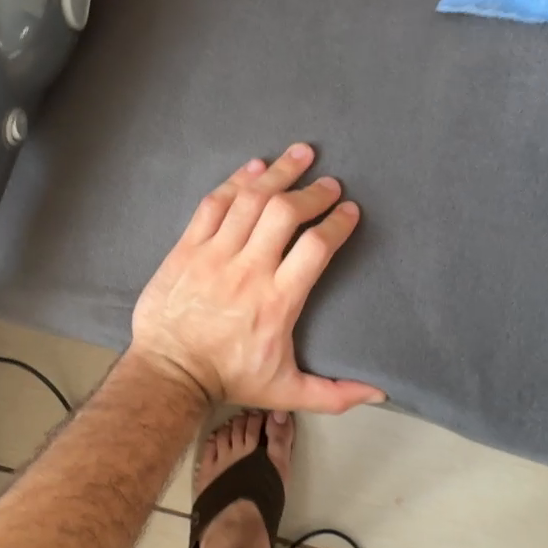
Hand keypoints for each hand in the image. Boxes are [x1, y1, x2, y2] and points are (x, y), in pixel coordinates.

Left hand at [129, 143, 385, 413]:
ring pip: (250, 200)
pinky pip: (213, 205)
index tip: (350, 210)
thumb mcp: (286, 392)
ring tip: (301, 154)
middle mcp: (248, 270)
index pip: (316, 248)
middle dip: (312, 192)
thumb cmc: (229, 379)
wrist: (168, 374)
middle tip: (330, 183)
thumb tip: (379, 394)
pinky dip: (235, 182)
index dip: (337, 224)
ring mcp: (214, 255)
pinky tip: (254, 167)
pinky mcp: (187, 249)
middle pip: (285, 213)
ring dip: (278, 173)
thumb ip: (334, 393)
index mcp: (277, 301)